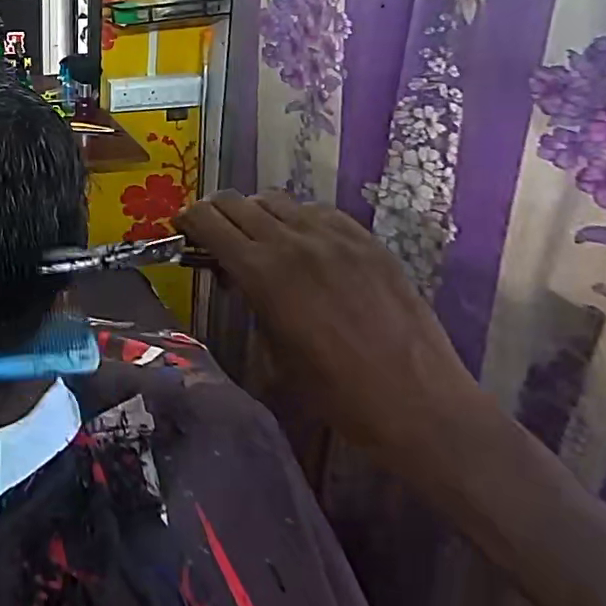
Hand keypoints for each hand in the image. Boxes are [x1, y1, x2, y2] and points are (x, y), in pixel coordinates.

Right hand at [174, 190, 488, 469]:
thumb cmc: (337, 392)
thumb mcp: (273, 348)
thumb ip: (250, 297)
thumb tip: (237, 276)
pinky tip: (306, 245)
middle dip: (215, 213)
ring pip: (275, 200)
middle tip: (215, 235)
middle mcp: (292, 242)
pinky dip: (299, 220)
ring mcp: (334, 238)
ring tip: (262, 239)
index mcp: (261, 271)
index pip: (207, 219)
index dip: (188, 220)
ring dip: (257, 214)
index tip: (184, 231)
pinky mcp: (367, 242)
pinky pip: (318, 212)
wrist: (421, 406)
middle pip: (235, 201)